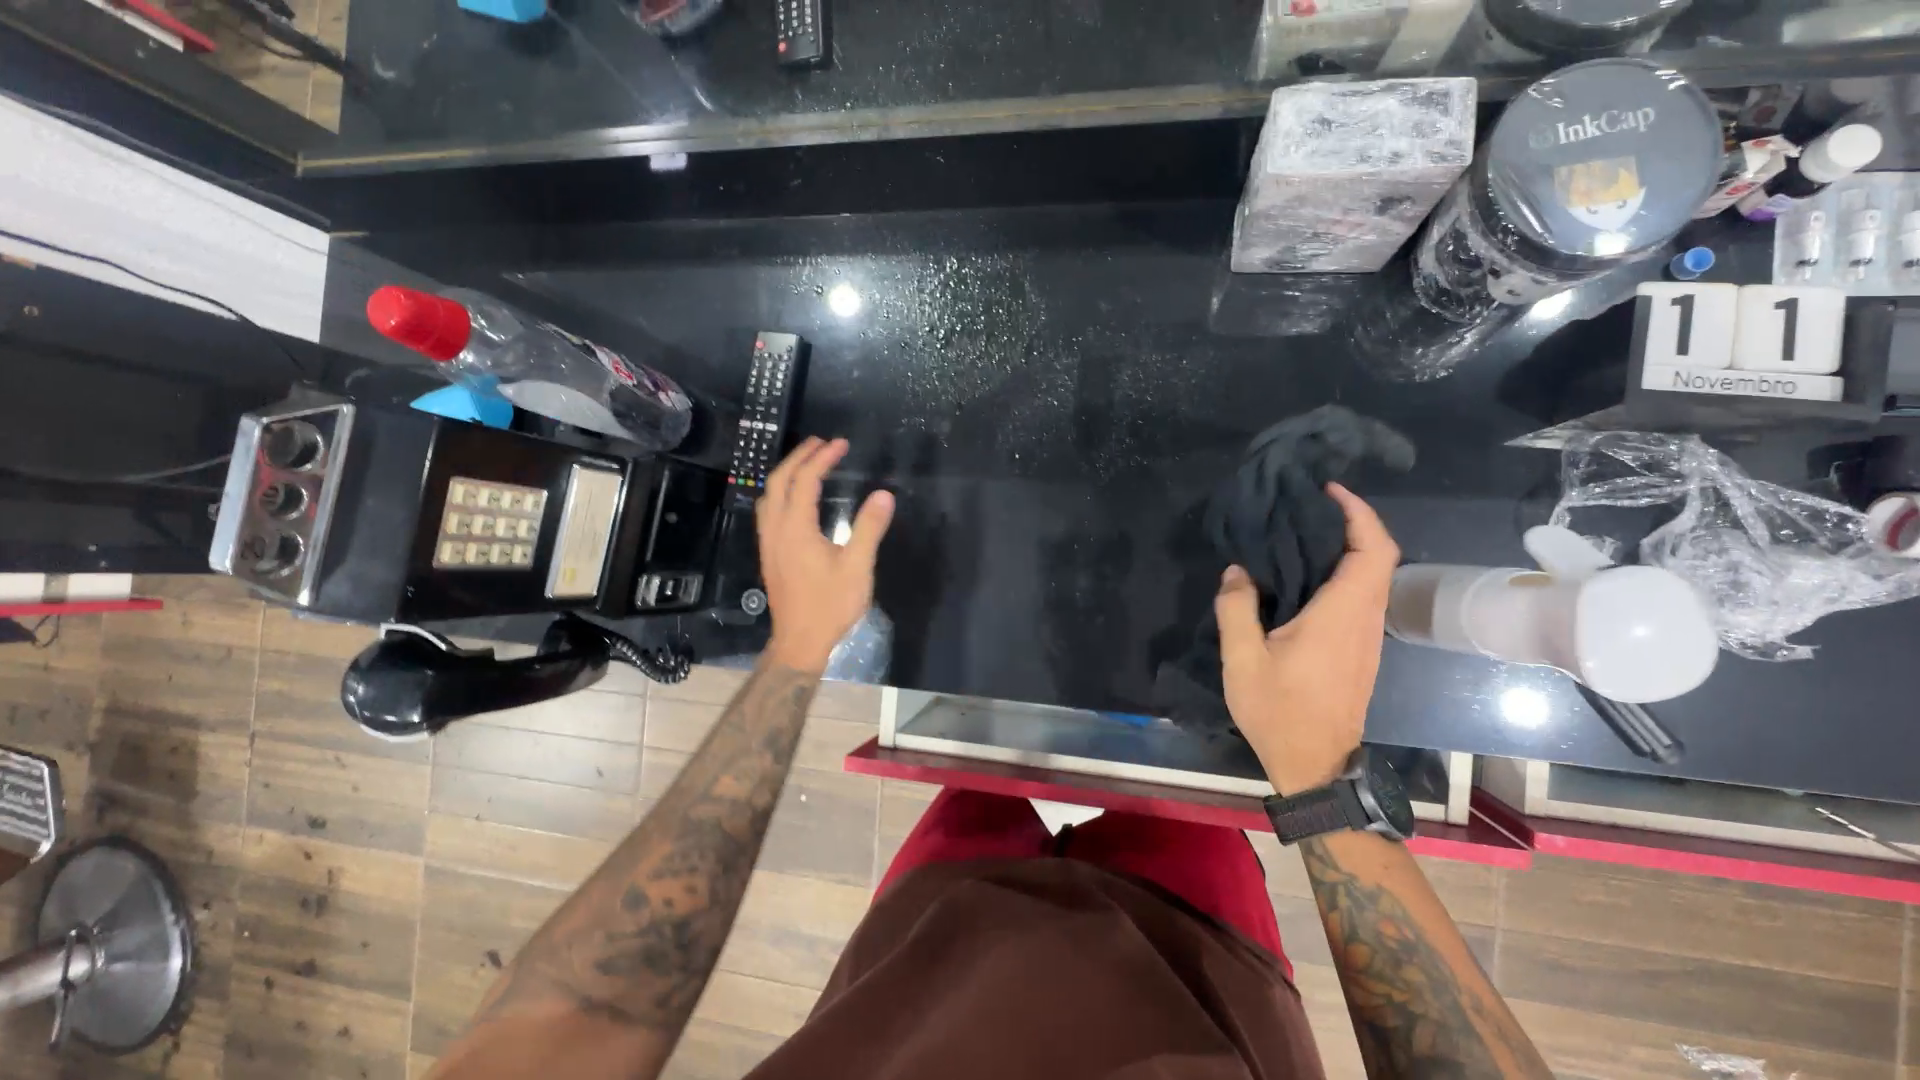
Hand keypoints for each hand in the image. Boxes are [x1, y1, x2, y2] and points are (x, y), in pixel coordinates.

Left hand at [756, 437, 895, 673]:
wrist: (799, 641)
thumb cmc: (830, 606)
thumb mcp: (857, 568)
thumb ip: (869, 529)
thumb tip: (883, 494)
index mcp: (796, 528)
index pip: (806, 481)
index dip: (822, 458)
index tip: (841, 444)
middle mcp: (777, 530)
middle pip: (779, 481)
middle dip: (799, 458)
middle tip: (821, 443)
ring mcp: (769, 542)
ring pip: (769, 495)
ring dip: (787, 473)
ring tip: (807, 463)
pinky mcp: (770, 554)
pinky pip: (769, 511)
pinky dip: (781, 492)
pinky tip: (794, 499)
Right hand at [1216, 483, 1398, 795]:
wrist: (1315, 765)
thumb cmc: (1279, 712)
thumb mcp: (1242, 661)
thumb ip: (1237, 609)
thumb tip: (1238, 571)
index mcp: (1342, 614)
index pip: (1373, 549)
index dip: (1359, 513)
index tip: (1327, 492)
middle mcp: (1365, 619)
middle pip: (1378, 556)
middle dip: (1351, 523)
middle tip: (1307, 507)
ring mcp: (1368, 637)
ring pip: (1372, 577)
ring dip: (1347, 549)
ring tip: (1301, 535)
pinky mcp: (1361, 651)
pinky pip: (1361, 597)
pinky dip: (1343, 574)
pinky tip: (1305, 578)